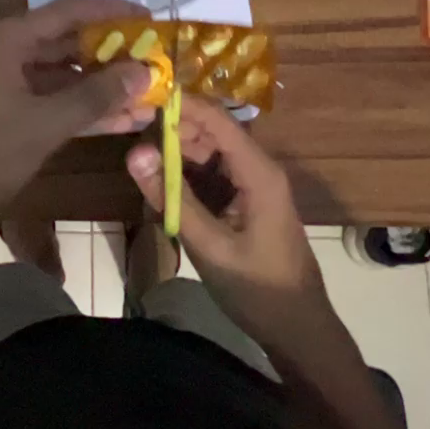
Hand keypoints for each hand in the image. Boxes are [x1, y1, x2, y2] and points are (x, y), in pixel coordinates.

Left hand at [0, 0, 151, 233]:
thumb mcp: (45, 124)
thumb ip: (96, 96)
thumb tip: (145, 72)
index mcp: (2, 39)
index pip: (66, 12)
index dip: (110, 12)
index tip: (150, 16)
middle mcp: (0, 49)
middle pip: (63, 42)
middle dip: (110, 54)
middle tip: (154, 58)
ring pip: (59, 74)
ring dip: (98, 86)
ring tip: (147, 93)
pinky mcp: (0, 107)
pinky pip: (46, 98)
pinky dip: (78, 107)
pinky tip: (119, 120)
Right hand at [125, 96, 333, 351]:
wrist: (299, 331)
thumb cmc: (257, 289)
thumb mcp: (208, 245)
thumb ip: (171, 197)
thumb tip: (134, 153)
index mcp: (258, 172)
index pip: (216, 119)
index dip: (180, 104)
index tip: (140, 97)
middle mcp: (258, 168)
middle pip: (211, 132)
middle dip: (172, 130)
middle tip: (130, 135)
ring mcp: (253, 184)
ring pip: (209, 152)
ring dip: (177, 154)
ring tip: (140, 162)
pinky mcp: (246, 200)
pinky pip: (213, 174)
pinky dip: (187, 176)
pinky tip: (162, 186)